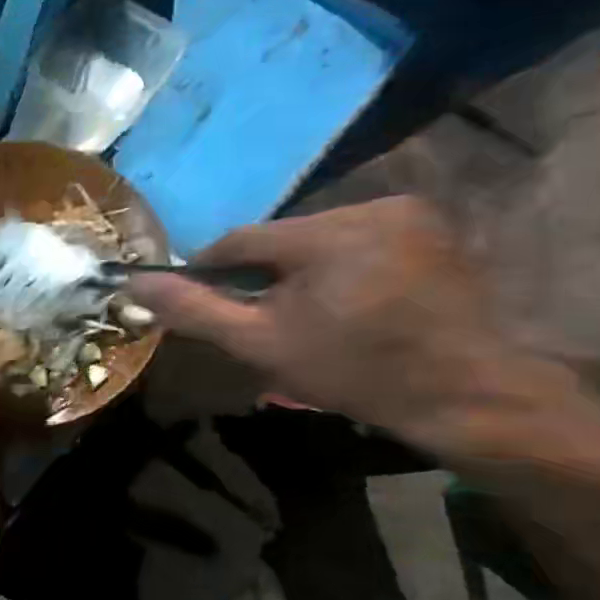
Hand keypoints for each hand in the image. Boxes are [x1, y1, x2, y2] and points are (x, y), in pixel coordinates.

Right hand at [126, 196, 579, 454]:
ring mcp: (410, 216)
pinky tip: (344, 304)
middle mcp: (372, 207)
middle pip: (281, 238)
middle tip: (255, 319)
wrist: (464, 393)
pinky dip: (335, 267)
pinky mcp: (434, 231)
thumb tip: (134, 284)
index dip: (207, 270)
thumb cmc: (351, 370)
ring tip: (301, 315)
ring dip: (297, 270)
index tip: (199, 304)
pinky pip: (356, 241)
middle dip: (259, 275)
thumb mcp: (258, 344)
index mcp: (327, 232)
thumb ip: (194, 309)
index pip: (239, 239)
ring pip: (318, 239)